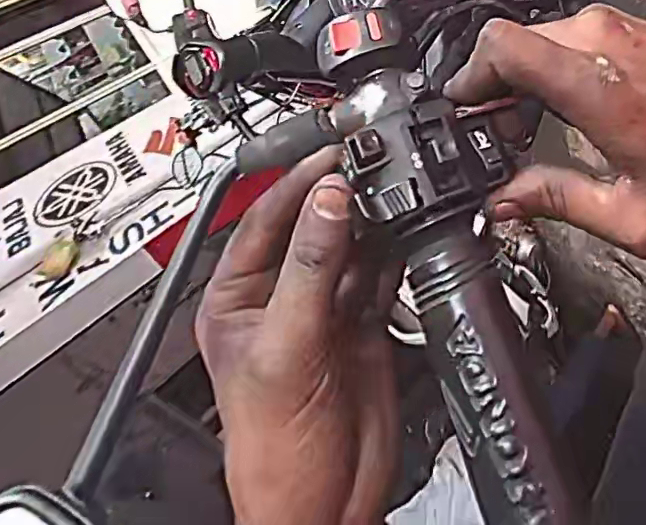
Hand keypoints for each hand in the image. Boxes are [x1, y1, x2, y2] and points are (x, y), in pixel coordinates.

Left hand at [195, 150, 399, 524]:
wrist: (326, 507)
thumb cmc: (271, 453)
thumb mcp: (286, 349)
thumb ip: (310, 269)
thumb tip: (329, 200)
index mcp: (239, 295)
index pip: (265, 217)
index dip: (298, 182)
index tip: (332, 156)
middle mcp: (282, 291)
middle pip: (314, 222)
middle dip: (341, 196)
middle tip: (370, 169)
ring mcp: (326, 302)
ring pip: (352, 240)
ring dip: (372, 218)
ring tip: (392, 195)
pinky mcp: (364, 315)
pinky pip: (382, 265)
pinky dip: (397, 246)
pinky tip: (406, 231)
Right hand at [445, 4, 645, 255]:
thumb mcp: (629, 213)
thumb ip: (555, 201)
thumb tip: (505, 200)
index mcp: (594, 83)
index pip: (501, 47)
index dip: (469, 76)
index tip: (464, 107)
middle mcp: (596, 40)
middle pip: (506, 44)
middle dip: (490, 86)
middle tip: (499, 129)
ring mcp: (607, 25)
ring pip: (529, 38)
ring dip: (516, 77)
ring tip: (529, 120)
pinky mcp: (615, 24)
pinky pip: (557, 35)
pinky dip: (542, 65)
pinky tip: (558, 101)